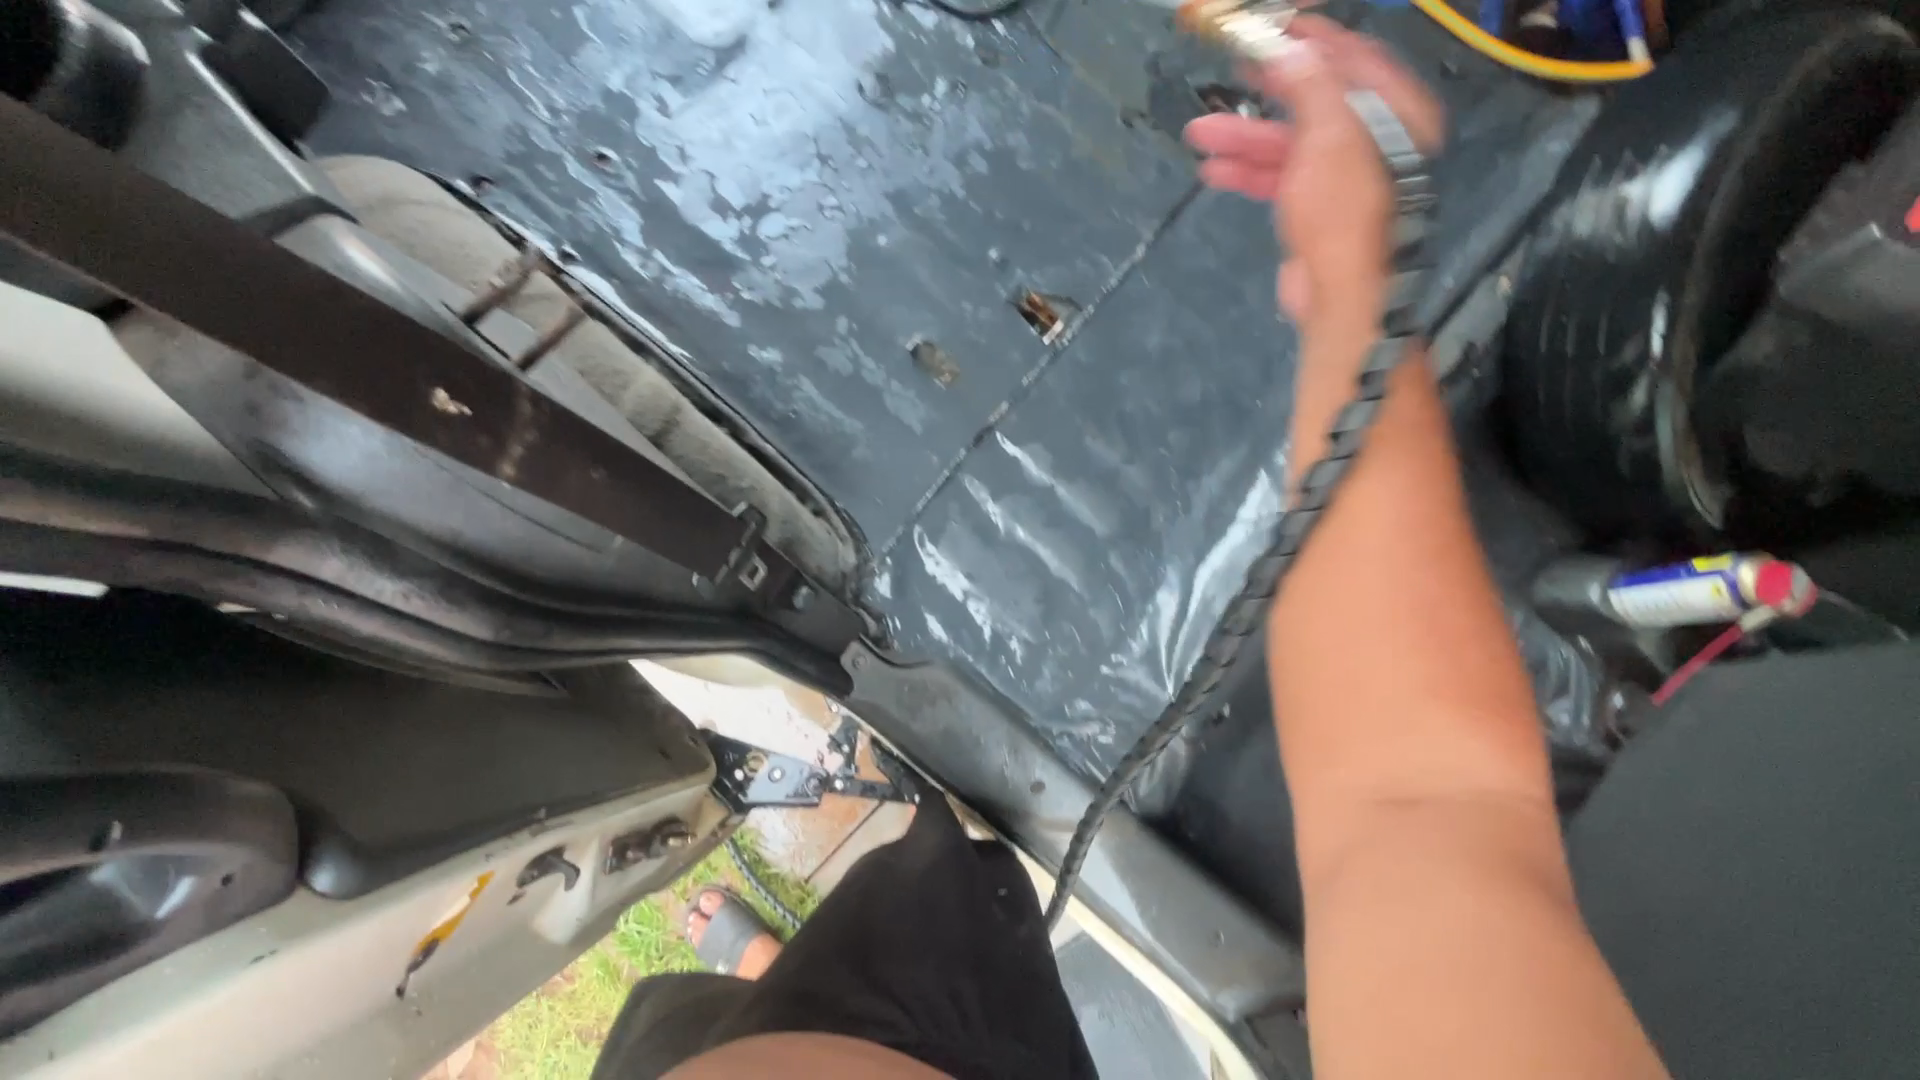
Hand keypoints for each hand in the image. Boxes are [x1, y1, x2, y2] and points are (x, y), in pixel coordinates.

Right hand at [1185, 17, 1443, 333]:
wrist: (1339, 292)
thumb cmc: (1342, 209)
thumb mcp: (1329, 134)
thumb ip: (1311, 85)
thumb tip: (1289, 48)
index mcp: (1393, 112)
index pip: (1353, 59)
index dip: (1312, 41)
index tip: (1273, 27)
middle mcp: (1372, 138)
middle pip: (1314, 101)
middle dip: (1266, 92)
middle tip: (1232, 72)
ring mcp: (1341, 176)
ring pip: (1288, 144)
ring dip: (1244, 137)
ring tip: (1199, 133)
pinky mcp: (1315, 209)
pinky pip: (1279, 179)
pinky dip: (1248, 173)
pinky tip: (1213, 170)